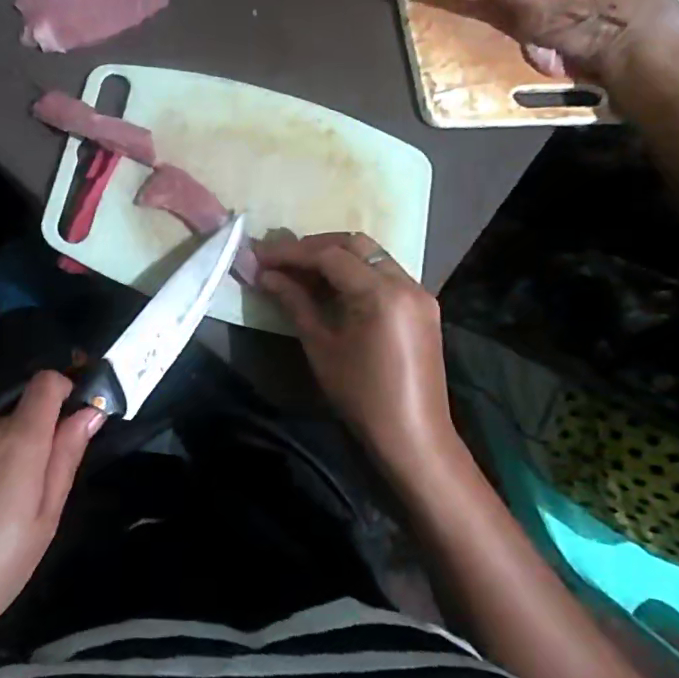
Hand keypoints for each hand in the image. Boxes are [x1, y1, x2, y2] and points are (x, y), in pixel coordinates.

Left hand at [0, 371, 103, 670]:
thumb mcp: (43, 522)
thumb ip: (64, 459)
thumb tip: (88, 412)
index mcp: (17, 439)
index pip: (45, 383)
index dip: (64, 393)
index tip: (73, 426)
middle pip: (19, 418)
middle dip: (32, 449)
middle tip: (30, 508)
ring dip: (1, 464)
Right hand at [255, 232, 452, 463]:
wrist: (411, 433)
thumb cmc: (359, 392)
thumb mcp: (319, 344)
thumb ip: (294, 301)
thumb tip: (265, 274)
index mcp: (381, 293)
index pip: (329, 255)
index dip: (289, 252)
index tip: (257, 255)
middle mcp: (406, 283)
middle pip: (354, 244)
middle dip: (312, 247)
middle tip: (277, 260)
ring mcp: (418, 293)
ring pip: (370, 255)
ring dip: (332, 256)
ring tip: (296, 271)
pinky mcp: (421, 306)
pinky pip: (382, 272)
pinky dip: (352, 271)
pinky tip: (326, 287)